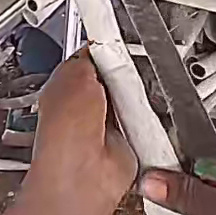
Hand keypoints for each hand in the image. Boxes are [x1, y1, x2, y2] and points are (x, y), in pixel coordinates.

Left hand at [0, 50, 136, 214]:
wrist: (84, 173)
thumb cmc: (65, 133)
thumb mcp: (75, 75)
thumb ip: (89, 55)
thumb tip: (98, 41)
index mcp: (67, 85)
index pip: (94, 56)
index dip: (108, 48)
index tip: (120, 41)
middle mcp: (88, 104)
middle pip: (119, 74)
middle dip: (127, 71)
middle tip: (128, 72)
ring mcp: (110, 122)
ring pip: (135, 94)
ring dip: (138, 94)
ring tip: (134, 96)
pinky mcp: (131, 138)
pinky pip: (148, 117)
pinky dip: (150, 116)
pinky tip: (143, 115)